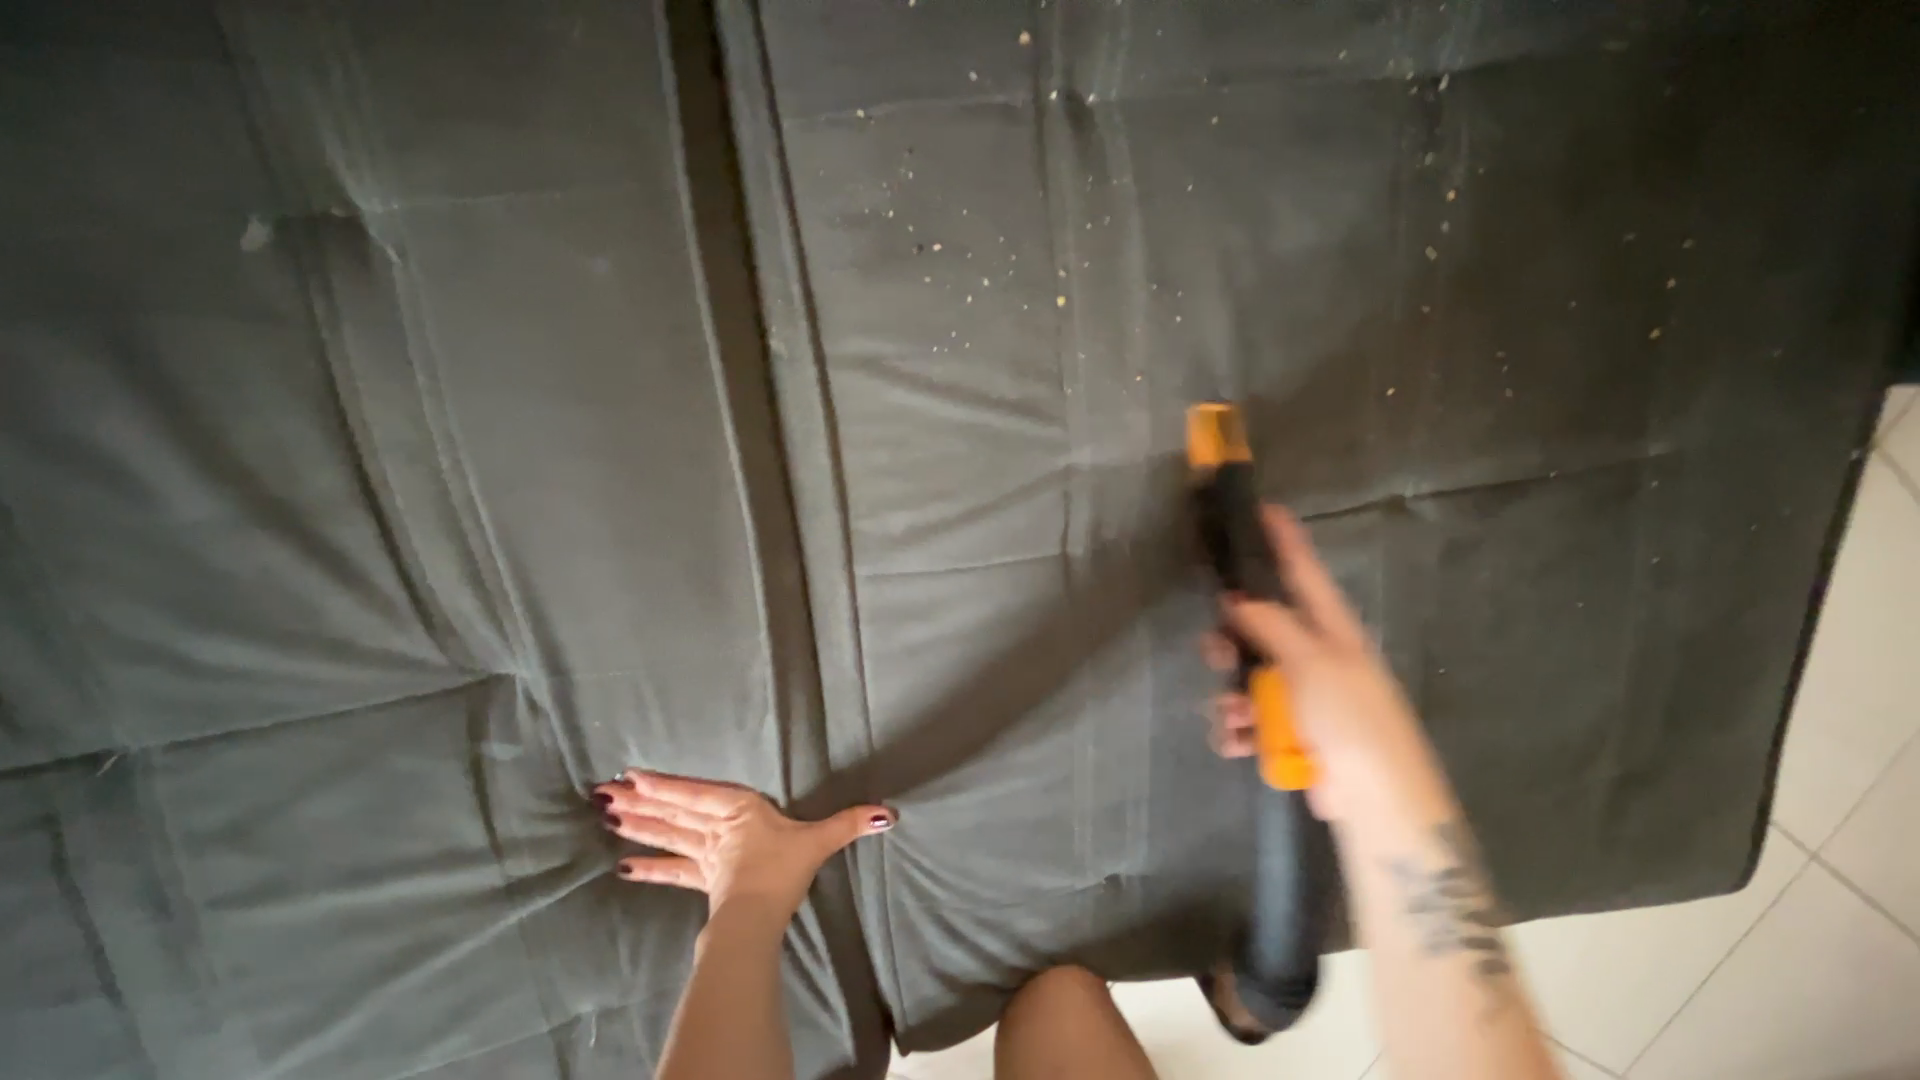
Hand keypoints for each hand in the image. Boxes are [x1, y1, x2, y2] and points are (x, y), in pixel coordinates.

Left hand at [593, 770, 895, 919]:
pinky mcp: (702, 882)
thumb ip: (850, 823)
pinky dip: (649, 869)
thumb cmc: (784, 870)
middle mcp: (716, 830)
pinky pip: (672, 873)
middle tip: (601, 790)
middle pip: (673, 812)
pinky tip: (621, 867)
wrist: (758, 918)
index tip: (632, 775)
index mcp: (738, 810)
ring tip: (605, 814)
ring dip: (636, 825)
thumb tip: (890, 813)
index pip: (696, 793)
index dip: (665, 784)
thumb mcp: (819, 840)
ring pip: (666, 836)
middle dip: (638, 801)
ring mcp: (705, 857)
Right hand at [1201, 505, 1440, 820]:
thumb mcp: (1313, 662)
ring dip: (1230, 698)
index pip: (1304, 573)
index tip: (1264, 509)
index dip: (1284, 541)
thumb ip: (1272, 624)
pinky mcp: (1288, 735)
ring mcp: (1300, 698)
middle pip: (1258, 629)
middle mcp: (1313, 658)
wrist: (1375, 800)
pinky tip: (1236, 744)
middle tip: (1216, 653)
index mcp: (1331, 631)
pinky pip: (1247, 720)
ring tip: (1233, 721)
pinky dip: (1236, 731)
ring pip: (1244, 678)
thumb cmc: (1351, 720)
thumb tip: (1237, 600)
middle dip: (1229, 641)